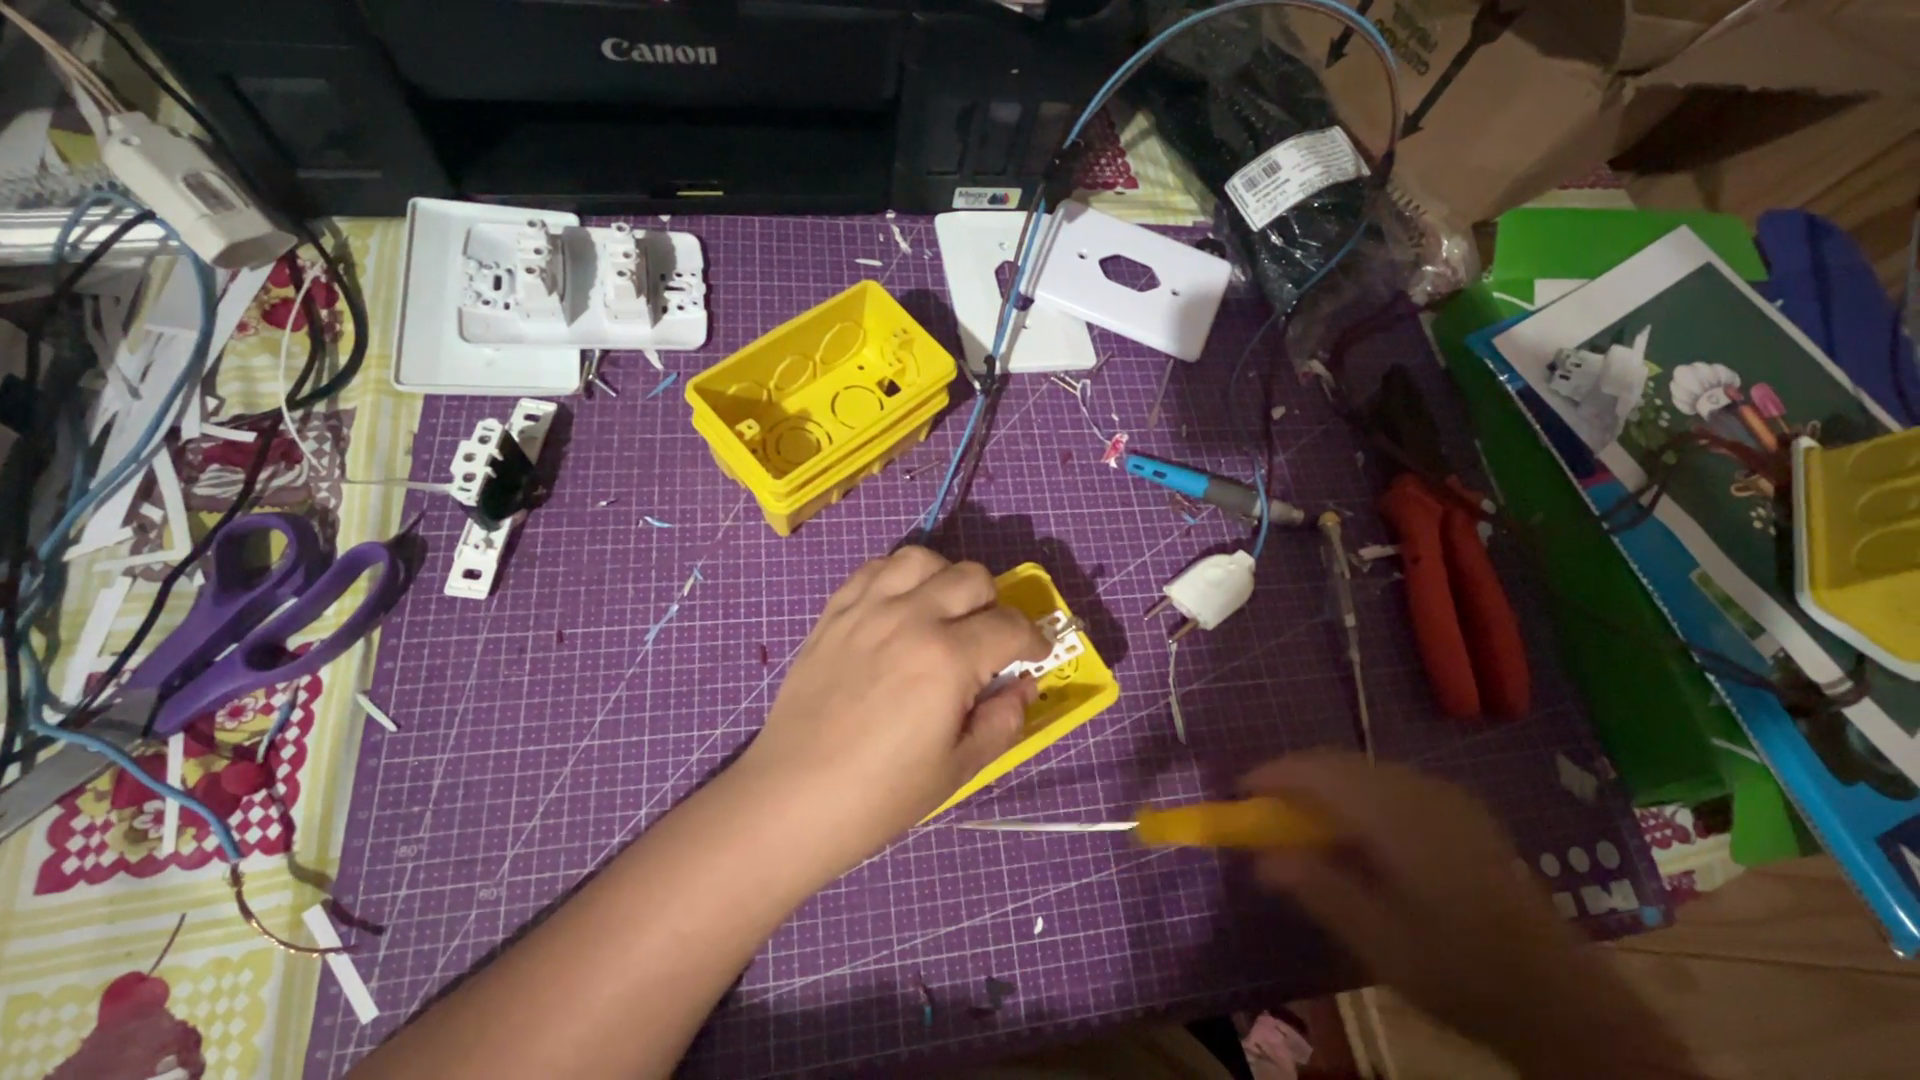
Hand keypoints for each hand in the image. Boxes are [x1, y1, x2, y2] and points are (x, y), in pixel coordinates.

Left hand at [734, 547, 1050, 876]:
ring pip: (922, 558)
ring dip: (945, 579)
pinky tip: (899, 608)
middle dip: (994, 605)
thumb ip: (1002, 720)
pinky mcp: (832, 613)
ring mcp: (866, 609)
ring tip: (943, 613)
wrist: (793, 796)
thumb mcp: (959, 767)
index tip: (1035, 656)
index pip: (1010, 626)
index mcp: (948, 658)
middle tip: (989, 640)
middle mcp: (910, 617)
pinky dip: (897, 577)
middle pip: (972, 577)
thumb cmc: (881, 794)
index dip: (1034, 640)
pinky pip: (873, 568)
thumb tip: (1022, 687)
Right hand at [1243, 752, 1691, 1077]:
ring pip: (1368, 772)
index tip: (1237, 792)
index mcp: (1396, 815)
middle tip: (1262, 811)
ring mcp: (1448, 799)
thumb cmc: (1456, 969)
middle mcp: (1422, 791)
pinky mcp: (1464, 815)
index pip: (1319, 772)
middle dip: (1295, 778)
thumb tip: (1260, 857)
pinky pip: (1394, 786)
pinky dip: (1358, 795)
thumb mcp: (1374, 938)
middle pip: (1342, 764)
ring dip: (1327, 786)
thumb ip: (1315, 887)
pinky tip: (1355, 833)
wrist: (1559, 999)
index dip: (1272, 774)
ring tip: (1300, 823)